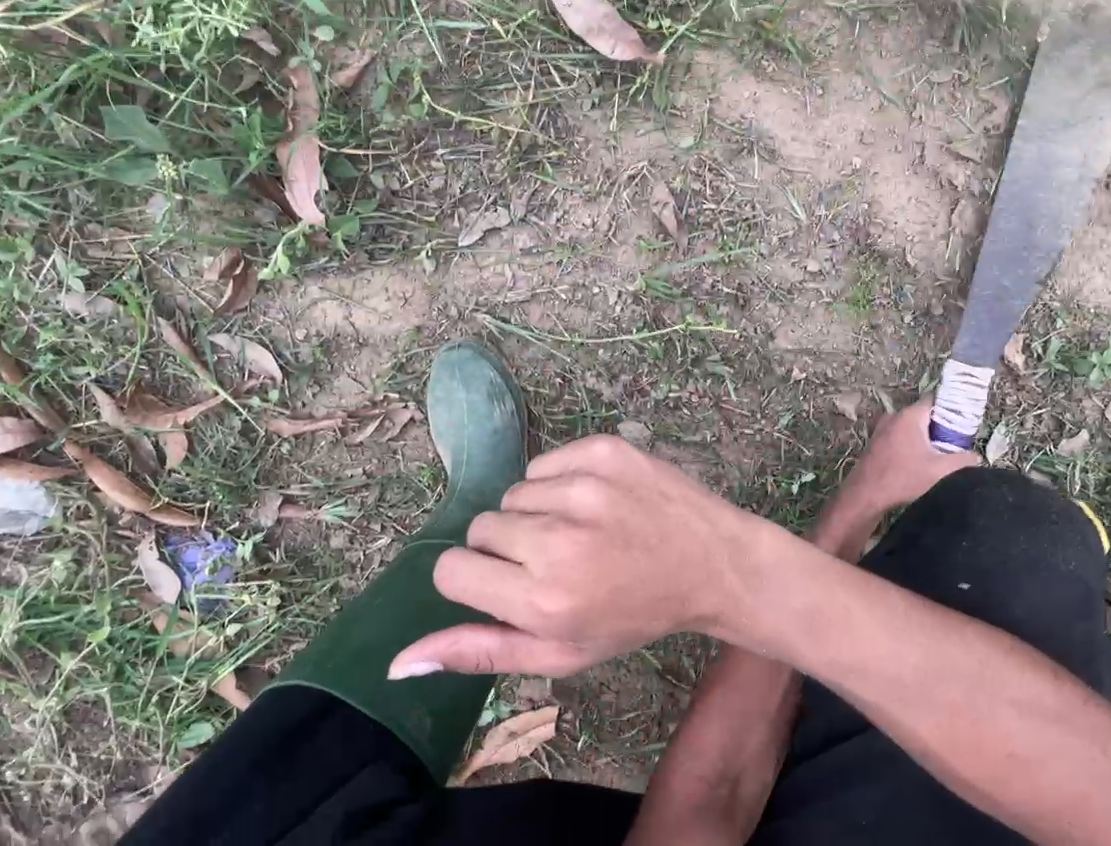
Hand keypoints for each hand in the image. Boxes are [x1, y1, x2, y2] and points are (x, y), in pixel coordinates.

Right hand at [388, 435, 759, 678]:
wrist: (711, 563)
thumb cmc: (634, 616)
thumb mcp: (561, 652)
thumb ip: (480, 651)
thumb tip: (399, 660)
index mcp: (543, 600)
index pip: (453, 570)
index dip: (476, 578)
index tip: (510, 582)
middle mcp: (558, 540)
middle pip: (482, 527)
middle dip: (509, 546)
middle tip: (558, 560)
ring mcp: (584, 487)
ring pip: (515, 493)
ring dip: (537, 513)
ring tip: (584, 532)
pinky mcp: (603, 451)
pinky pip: (544, 462)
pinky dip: (560, 481)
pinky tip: (598, 503)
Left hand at [837, 400, 980, 515]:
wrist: (866, 494)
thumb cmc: (903, 478)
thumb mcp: (940, 471)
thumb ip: (963, 461)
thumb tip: (977, 458)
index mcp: (910, 416)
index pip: (935, 400)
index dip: (951, 408)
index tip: (965, 422)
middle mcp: (895, 416)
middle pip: (924, 414)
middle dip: (940, 426)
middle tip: (955, 442)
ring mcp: (882, 428)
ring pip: (911, 426)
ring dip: (924, 437)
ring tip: (939, 453)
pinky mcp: (876, 441)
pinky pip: (899, 435)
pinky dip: (910, 443)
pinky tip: (918, 460)